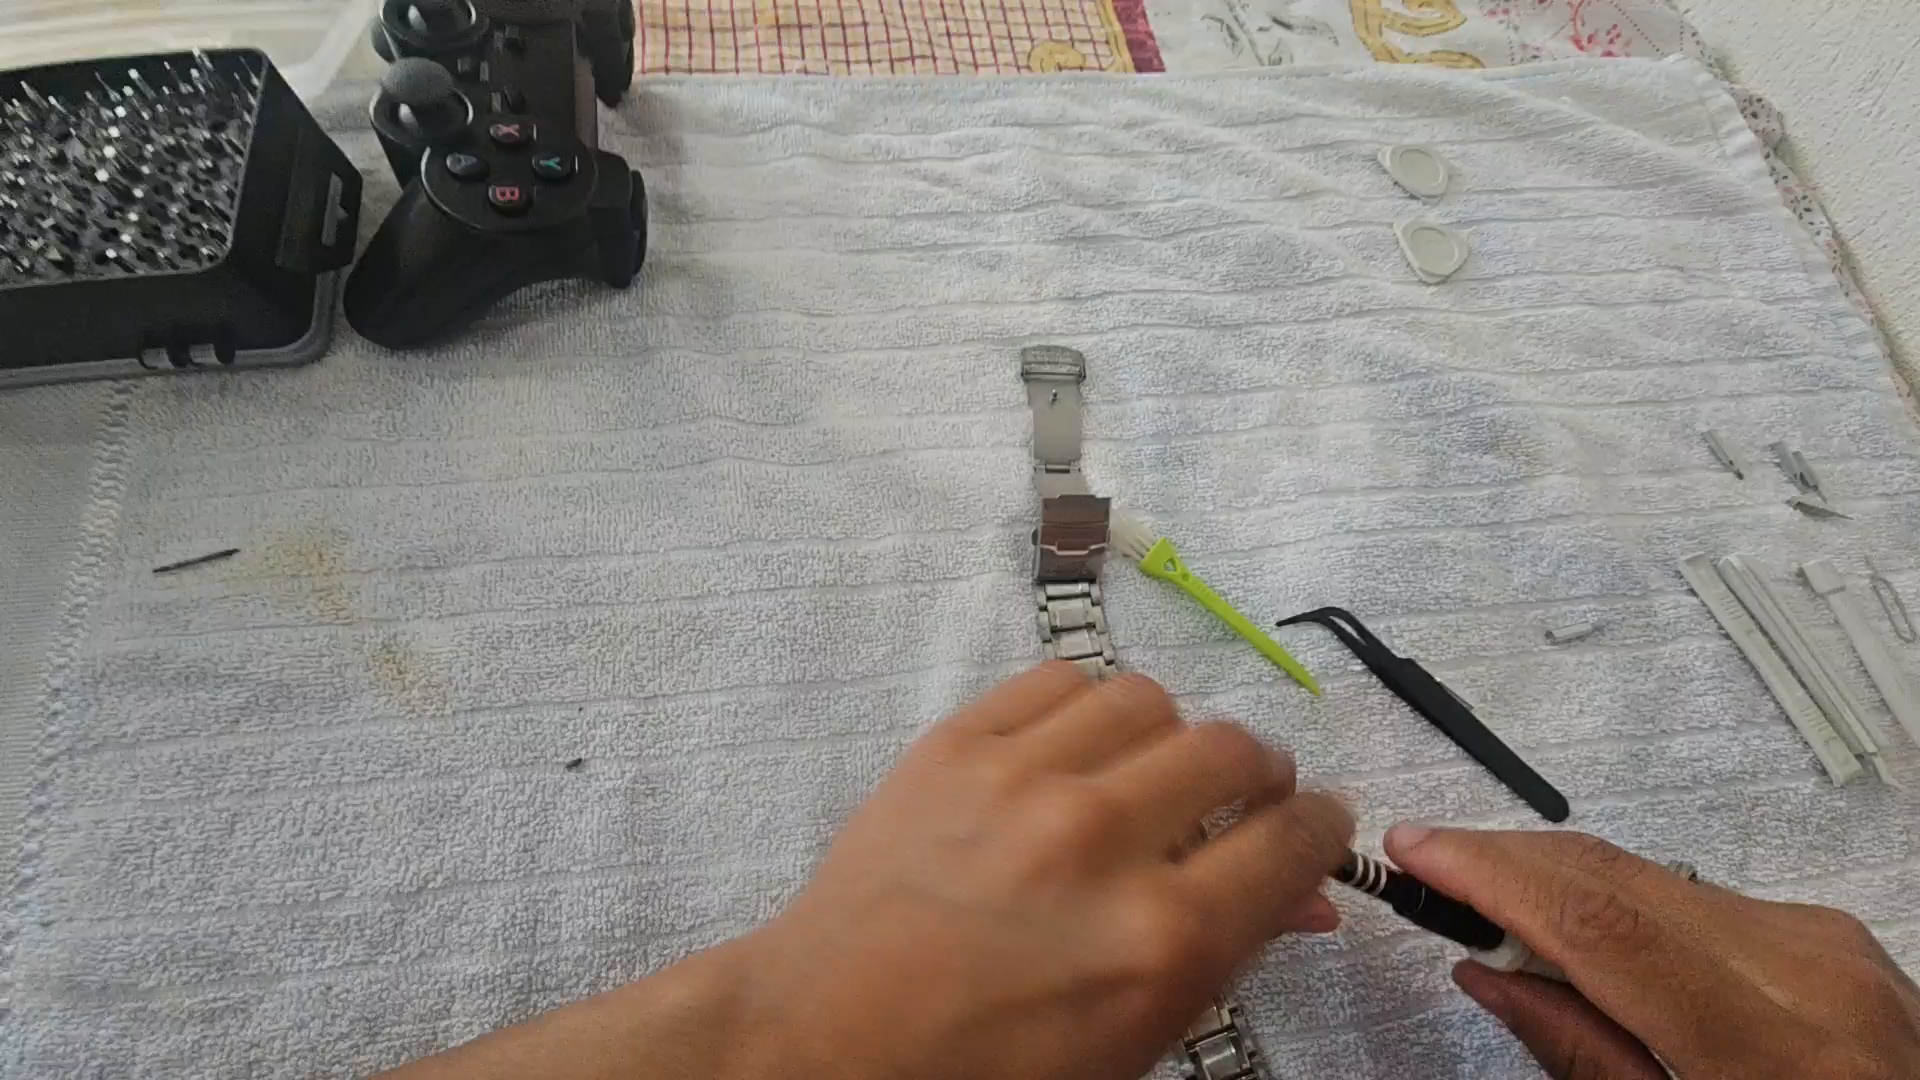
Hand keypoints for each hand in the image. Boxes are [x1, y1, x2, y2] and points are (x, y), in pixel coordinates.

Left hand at [731, 663, 1353, 1079]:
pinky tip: (1071, 740)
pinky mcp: (956, 741)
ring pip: (1143, 697)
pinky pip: (1055, 680)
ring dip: (1166, 731)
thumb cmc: (989, 1063)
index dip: (1321, 822)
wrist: (829, 1031)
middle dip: (1255, 768)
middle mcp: (1099, 839)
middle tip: (1238, 786)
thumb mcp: (1128, 1040)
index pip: (1288, 842)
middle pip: (1226, 749)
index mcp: (1158, 940)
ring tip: (1145, 762)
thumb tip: (1302, 893)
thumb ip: (1223, 955)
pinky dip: (1083, 704)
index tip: (1318, 815)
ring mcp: (1020, 777)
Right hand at [1385, 825, 1919, 1079]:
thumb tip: (1479, 970)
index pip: (1599, 925)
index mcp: (1786, 1055)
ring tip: (1480, 897)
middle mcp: (1806, 972)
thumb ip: (1584, 1059)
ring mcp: (1818, 939)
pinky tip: (1562, 916)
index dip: (1488, 874)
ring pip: (1625, 869)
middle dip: (1494, 859)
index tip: (1408, 848)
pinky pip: (1664, 885)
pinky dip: (1593, 889)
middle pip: (1602, 876)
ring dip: (1535, 871)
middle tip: (1420, 864)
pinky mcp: (1815, 926)